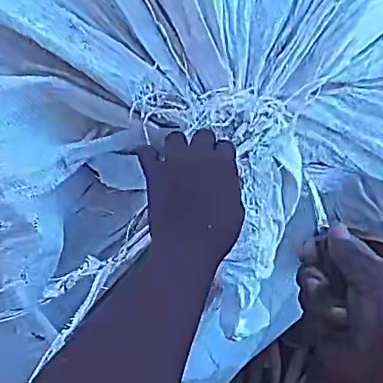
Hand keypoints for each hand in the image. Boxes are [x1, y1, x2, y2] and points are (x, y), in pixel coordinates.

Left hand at [137, 130, 243, 269]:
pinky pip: (146, 152)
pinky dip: (148, 154)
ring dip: (178, 146)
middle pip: (203, 135)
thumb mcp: (236, 211)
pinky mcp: (154, 173)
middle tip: (200, 158)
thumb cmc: (215, 235)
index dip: (222, 154)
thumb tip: (227, 183)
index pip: (225, 145)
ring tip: (177, 158)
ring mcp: (174, 162)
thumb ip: (230, 188)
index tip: (220, 161)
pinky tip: (151, 159)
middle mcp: (200, 156)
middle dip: (203, 144)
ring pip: (175, 137)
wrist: (186, 247)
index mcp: (224, 165)